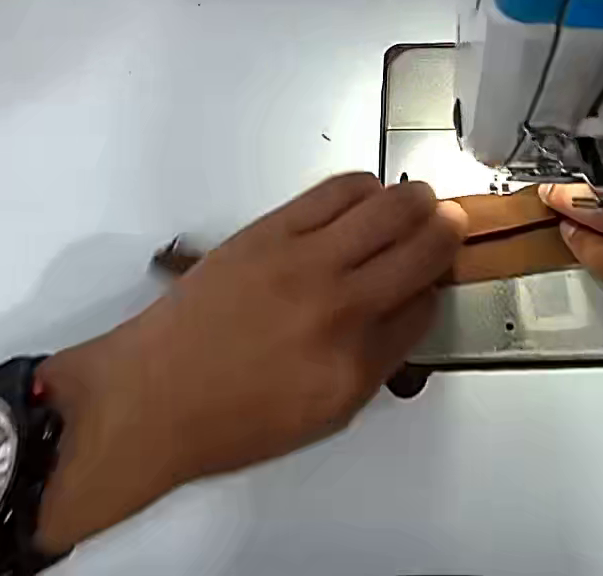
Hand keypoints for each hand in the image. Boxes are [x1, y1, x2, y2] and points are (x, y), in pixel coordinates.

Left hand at [33, 174, 464, 550]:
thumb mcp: (324, 413)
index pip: (425, 308)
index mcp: (357, 365)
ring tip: (420, 200)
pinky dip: (367, 186)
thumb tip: (409, 305)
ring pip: (391, 208)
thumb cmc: (236, 416)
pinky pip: (340, 189)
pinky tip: (370, 194)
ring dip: (417, 199)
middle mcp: (342, 307)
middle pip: (423, 248)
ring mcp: (307, 260)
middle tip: (451, 220)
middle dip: (448, 230)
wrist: (151, 396)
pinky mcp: (275, 228)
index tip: (436, 276)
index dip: (437, 286)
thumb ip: (378, 358)